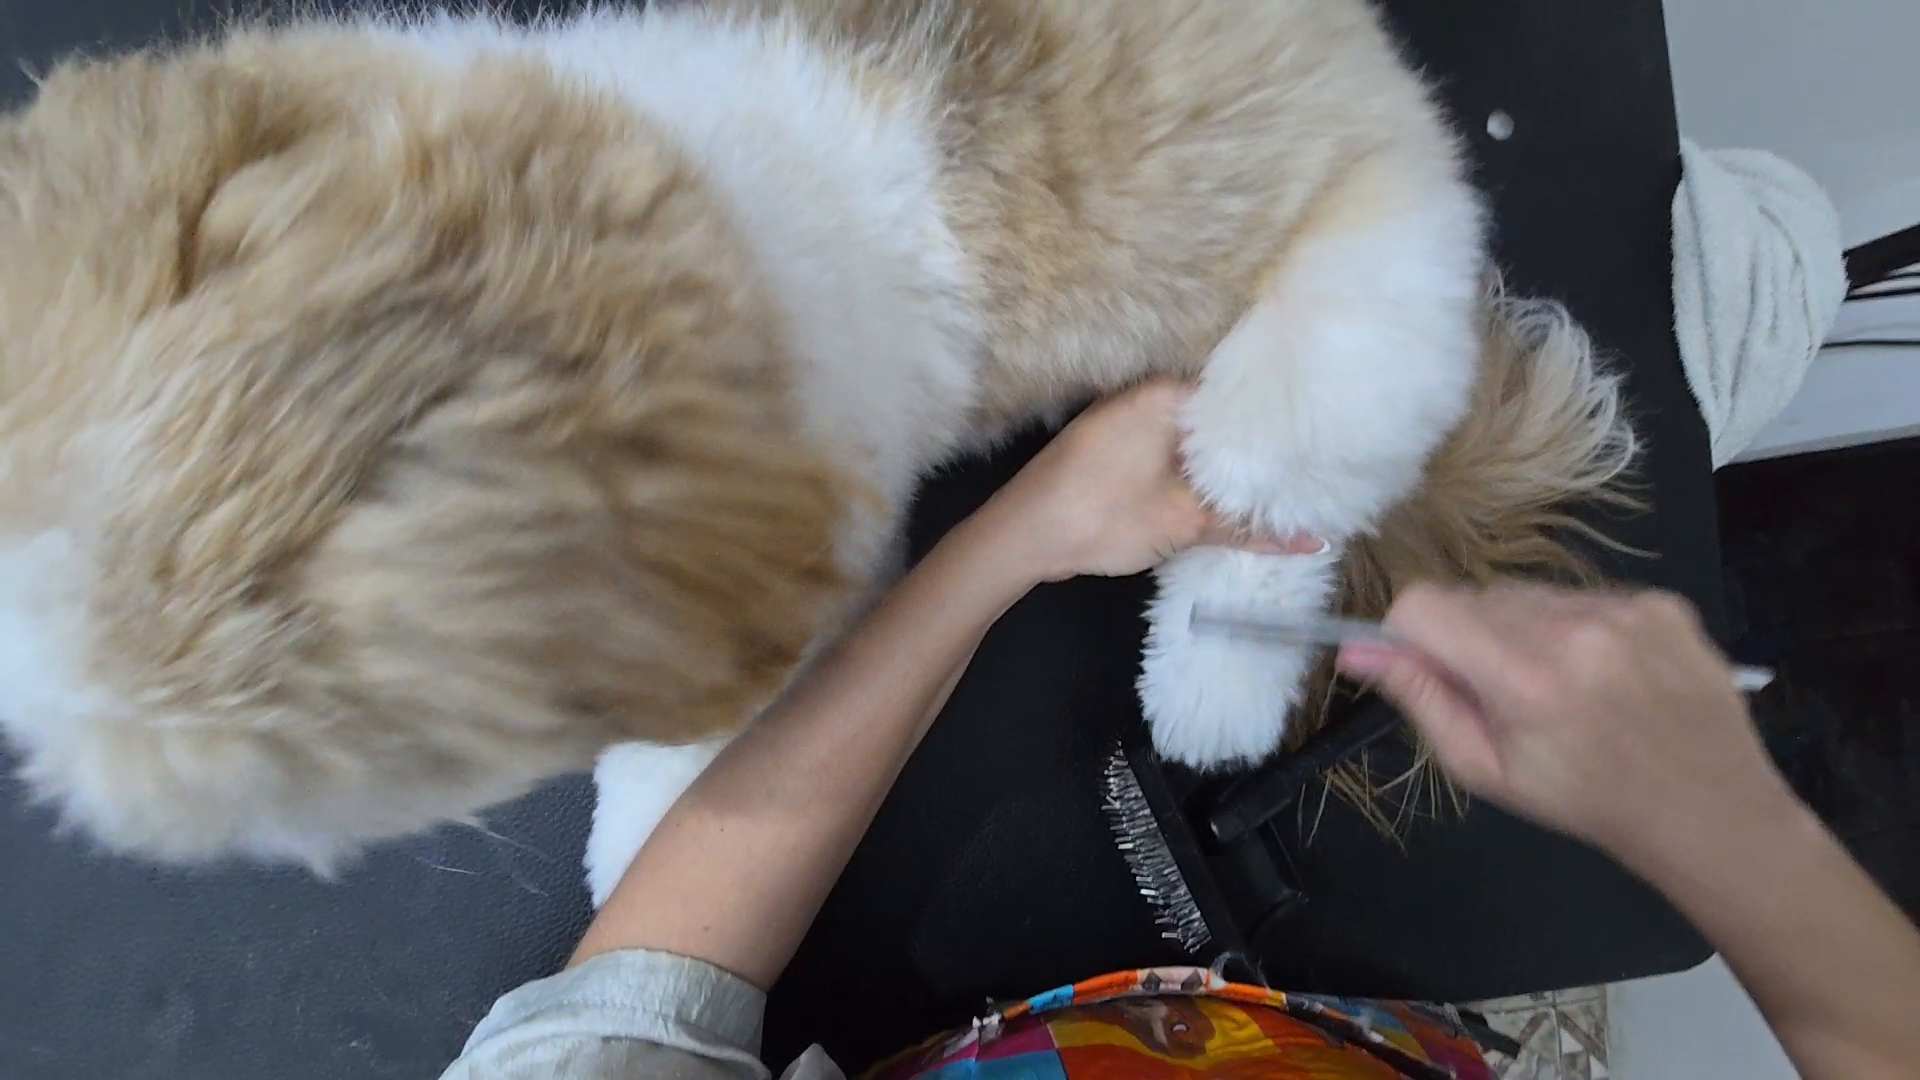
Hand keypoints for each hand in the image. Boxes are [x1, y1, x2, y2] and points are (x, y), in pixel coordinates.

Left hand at [976, 381, 1322, 583]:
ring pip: (1197, 441)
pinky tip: (1233, 497)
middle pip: (1221, 418)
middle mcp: (1151, 400)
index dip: (1282, 418)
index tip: (1325, 438)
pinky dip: (1199, 477)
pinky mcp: (1122, 456)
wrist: (1023, 538)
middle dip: (1261, 447)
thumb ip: (1248, 526)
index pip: (1240, 392)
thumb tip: (1317, 540)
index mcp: (1167, 394)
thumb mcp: (1181, 521)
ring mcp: (1133, 427)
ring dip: (1230, 466)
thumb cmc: (1100, 513)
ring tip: (1294, 483)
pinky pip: (1173, 457)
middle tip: (1320, 465)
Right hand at [1336, 583, 1794, 867]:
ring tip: (1552, 679)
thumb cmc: (1579, 798)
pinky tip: (1596, 668)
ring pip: (1517, 593)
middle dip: (1462, 635)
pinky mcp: (1660, 602)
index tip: (1428, 668)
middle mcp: (1573, 630)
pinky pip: (1571, 593)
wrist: (1714, 814)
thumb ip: (1415, 697)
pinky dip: (1565, 624)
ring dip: (1512, 627)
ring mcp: (1624, 610)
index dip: (1407, 633)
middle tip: (1498, 688)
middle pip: (1467, 597)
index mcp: (1525, 679)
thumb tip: (1353, 649)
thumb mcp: (1479, 765)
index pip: (1421, 605)